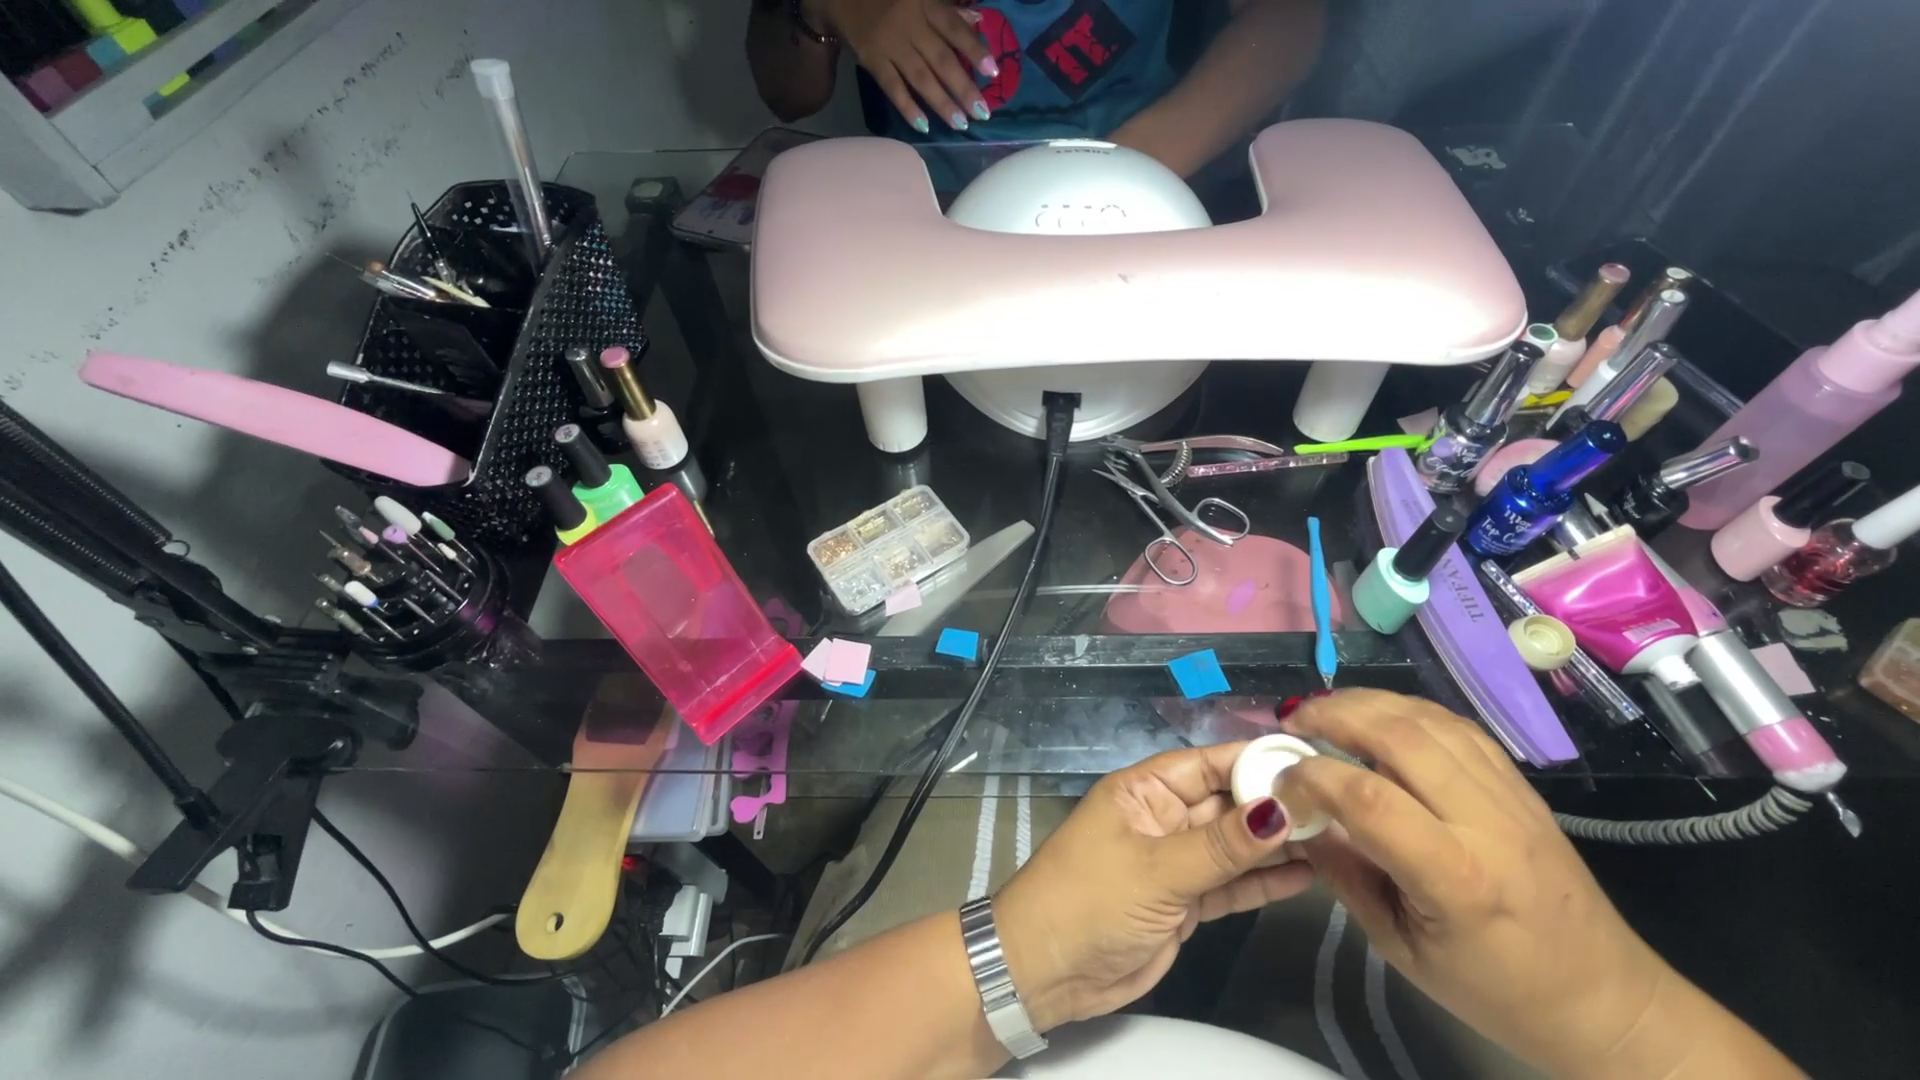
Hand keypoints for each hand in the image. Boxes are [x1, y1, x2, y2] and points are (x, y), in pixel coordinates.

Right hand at [813, 0, 992, 132]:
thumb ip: (947, 10)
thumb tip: (977, 22)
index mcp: (924, 3)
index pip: (954, 29)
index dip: (974, 50)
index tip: (993, 72)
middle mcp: (909, 24)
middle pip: (942, 59)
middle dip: (963, 87)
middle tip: (982, 113)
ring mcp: (890, 44)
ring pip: (920, 77)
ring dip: (941, 102)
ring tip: (960, 123)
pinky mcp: (872, 60)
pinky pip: (892, 87)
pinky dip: (907, 107)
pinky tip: (924, 125)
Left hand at [991, 742, 1314, 1032]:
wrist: (1045, 971)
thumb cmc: (1090, 900)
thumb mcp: (1157, 869)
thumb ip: (1222, 846)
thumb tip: (1281, 809)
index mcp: (1143, 791)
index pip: (1206, 763)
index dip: (1254, 760)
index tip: (1310, 760)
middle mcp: (1161, 818)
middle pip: (1226, 803)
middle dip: (1275, 804)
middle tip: (1338, 807)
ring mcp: (1174, 861)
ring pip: (1233, 846)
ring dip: (1276, 845)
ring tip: (1336, 838)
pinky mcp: (1183, 902)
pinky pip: (1230, 884)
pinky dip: (1262, 881)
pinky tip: (1306, 875)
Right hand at [1277, 689, 1673, 1073]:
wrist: (1605, 999)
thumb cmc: (1495, 990)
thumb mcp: (1399, 947)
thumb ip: (1344, 874)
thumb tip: (1294, 818)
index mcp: (1456, 878)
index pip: (1368, 799)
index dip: (1311, 779)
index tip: (1280, 782)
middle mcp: (1487, 823)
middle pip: (1401, 738)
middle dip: (1336, 716)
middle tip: (1293, 722)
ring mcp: (1511, 797)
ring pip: (1430, 720)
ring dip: (1368, 703)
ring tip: (1325, 710)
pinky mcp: (1522, 785)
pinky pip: (1458, 727)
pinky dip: (1407, 710)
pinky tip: (1378, 717)